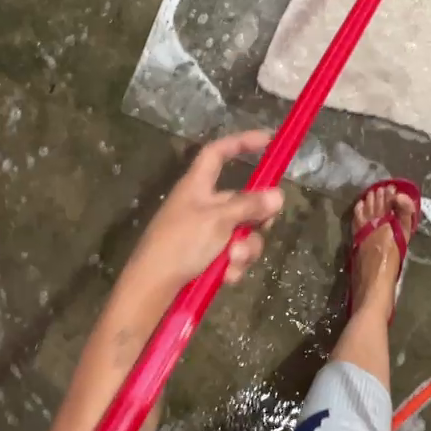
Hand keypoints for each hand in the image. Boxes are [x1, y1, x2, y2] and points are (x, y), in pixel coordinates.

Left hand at [123, 131, 284, 293]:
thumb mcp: (218, 220)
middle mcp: (203, 205)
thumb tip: (279, 194)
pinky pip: (233, 254)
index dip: (241, 142)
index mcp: (197, 186)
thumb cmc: (180, 244)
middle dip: (256, 218)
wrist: (151, 289)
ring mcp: (205, 232)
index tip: (269, 141)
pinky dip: (233, 265)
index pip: (218, 153)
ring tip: (233, 260)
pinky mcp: (207, 257)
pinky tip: (226, 276)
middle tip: (264, 226)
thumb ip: (249, 206)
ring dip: (245, 247)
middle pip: (242, 200)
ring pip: (242, 232)